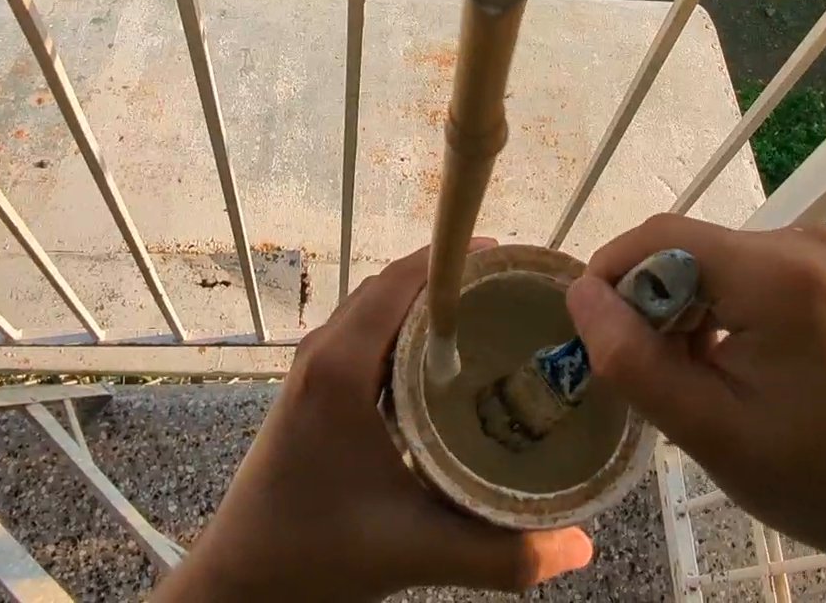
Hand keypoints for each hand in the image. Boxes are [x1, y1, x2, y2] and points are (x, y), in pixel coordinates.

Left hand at [152, 239, 593, 601]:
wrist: (243, 577)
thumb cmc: (319, 552)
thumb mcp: (415, 549)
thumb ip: (501, 554)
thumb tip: (581, 543)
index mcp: (341, 366)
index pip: (400, 283)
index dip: (450, 260)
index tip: (506, 256)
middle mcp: (324, 350)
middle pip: (392, 286)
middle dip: (448, 276)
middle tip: (510, 286)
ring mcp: (315, 364)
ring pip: (377, 305)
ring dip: (425, 298)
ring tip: (486, 310)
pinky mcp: (315, 383)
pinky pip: (367, 329)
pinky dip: (405, 322)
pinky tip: (443, 353)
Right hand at [565, 215, 825, 602]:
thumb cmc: (818, 478)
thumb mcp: (707, 429)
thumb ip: (631, 357)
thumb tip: (579, 292)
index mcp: (778, 272)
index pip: (659, 237)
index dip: (611, 275)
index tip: (597, 335)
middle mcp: (801, 241)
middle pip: (684, 249)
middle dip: (648, 302)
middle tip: (649, 373)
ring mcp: (820, 251)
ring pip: (708, 260)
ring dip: (681, 308)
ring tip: (692, 376)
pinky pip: (741, 270)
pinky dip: (716, 307)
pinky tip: (727, 361)